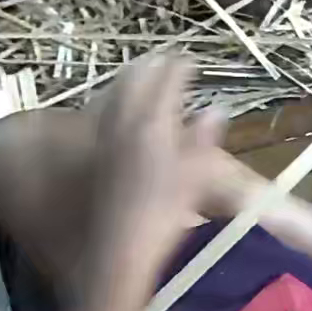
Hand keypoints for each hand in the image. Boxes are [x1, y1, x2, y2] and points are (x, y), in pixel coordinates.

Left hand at [85, 53, 226, 275]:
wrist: (118, 251)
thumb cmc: (162, 215)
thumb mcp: (195, 176)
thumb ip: (203, 139)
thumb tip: (216, 110)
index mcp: (151, 128)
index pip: (164, 87)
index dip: (176, 70)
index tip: (188, 59)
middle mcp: (123, 128)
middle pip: (131, 86)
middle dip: (148, 69)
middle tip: (162, 59)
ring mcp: (104, 143)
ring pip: (112, 99)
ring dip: (128, 83)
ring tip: (139, 74)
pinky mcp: (94, 159)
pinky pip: (103, 117)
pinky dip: (114, 104)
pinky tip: (119, 111)